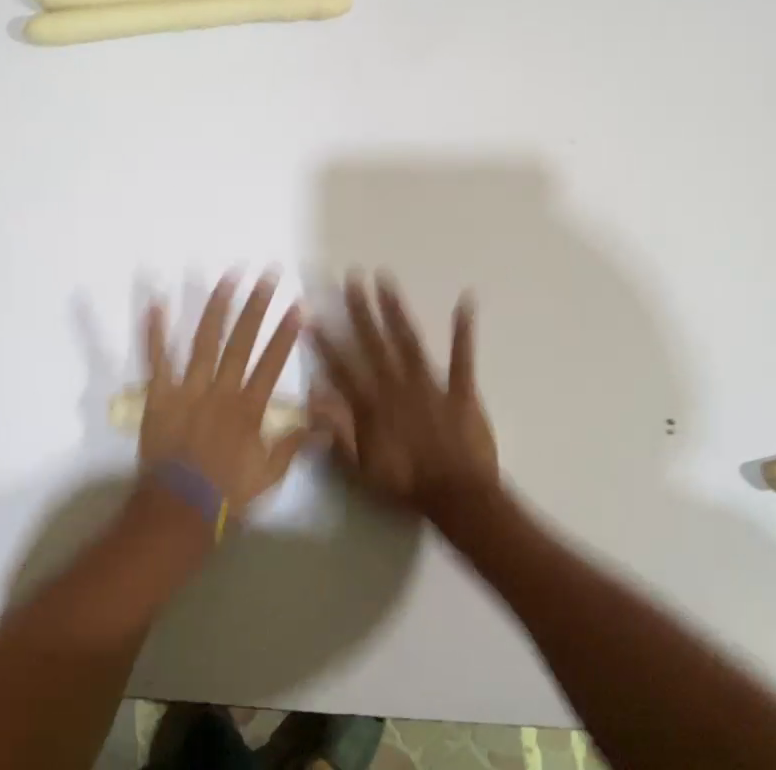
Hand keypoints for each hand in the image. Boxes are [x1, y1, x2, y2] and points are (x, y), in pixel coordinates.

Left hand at [140, 273, 310, 505]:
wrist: (179, 507)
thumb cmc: (226, 493)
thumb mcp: (270, 475)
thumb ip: (294, 445)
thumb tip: (324, 426)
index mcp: (249, 408)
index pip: (272, 363)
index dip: (286, 334)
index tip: (297, 307)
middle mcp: (221, 390)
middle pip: (241, 341)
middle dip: (256, 306)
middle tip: (267, 276)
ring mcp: (188, 389)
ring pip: (204, 340)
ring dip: (217, 307)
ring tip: (228, 279)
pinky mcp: (159, 394)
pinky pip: (156, 359)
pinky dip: (154, 331)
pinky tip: (157, 303)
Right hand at [310, 273, 500, 519]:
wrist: (459, 497)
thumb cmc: (406, 485)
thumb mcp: (360, 467)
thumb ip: (336, 431)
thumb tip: (313, 398)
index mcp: (371, 405)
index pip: (341, 367)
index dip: (324, 342)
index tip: (310, 316)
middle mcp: (397, 385)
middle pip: (373, 342)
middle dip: (359, 309)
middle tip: (351, 277)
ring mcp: (431, 384)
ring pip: (408, 340)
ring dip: (396, 308)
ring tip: (385, 279)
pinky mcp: (461, 390)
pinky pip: (463, 356)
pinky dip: (463, 330)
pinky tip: (465, 301)